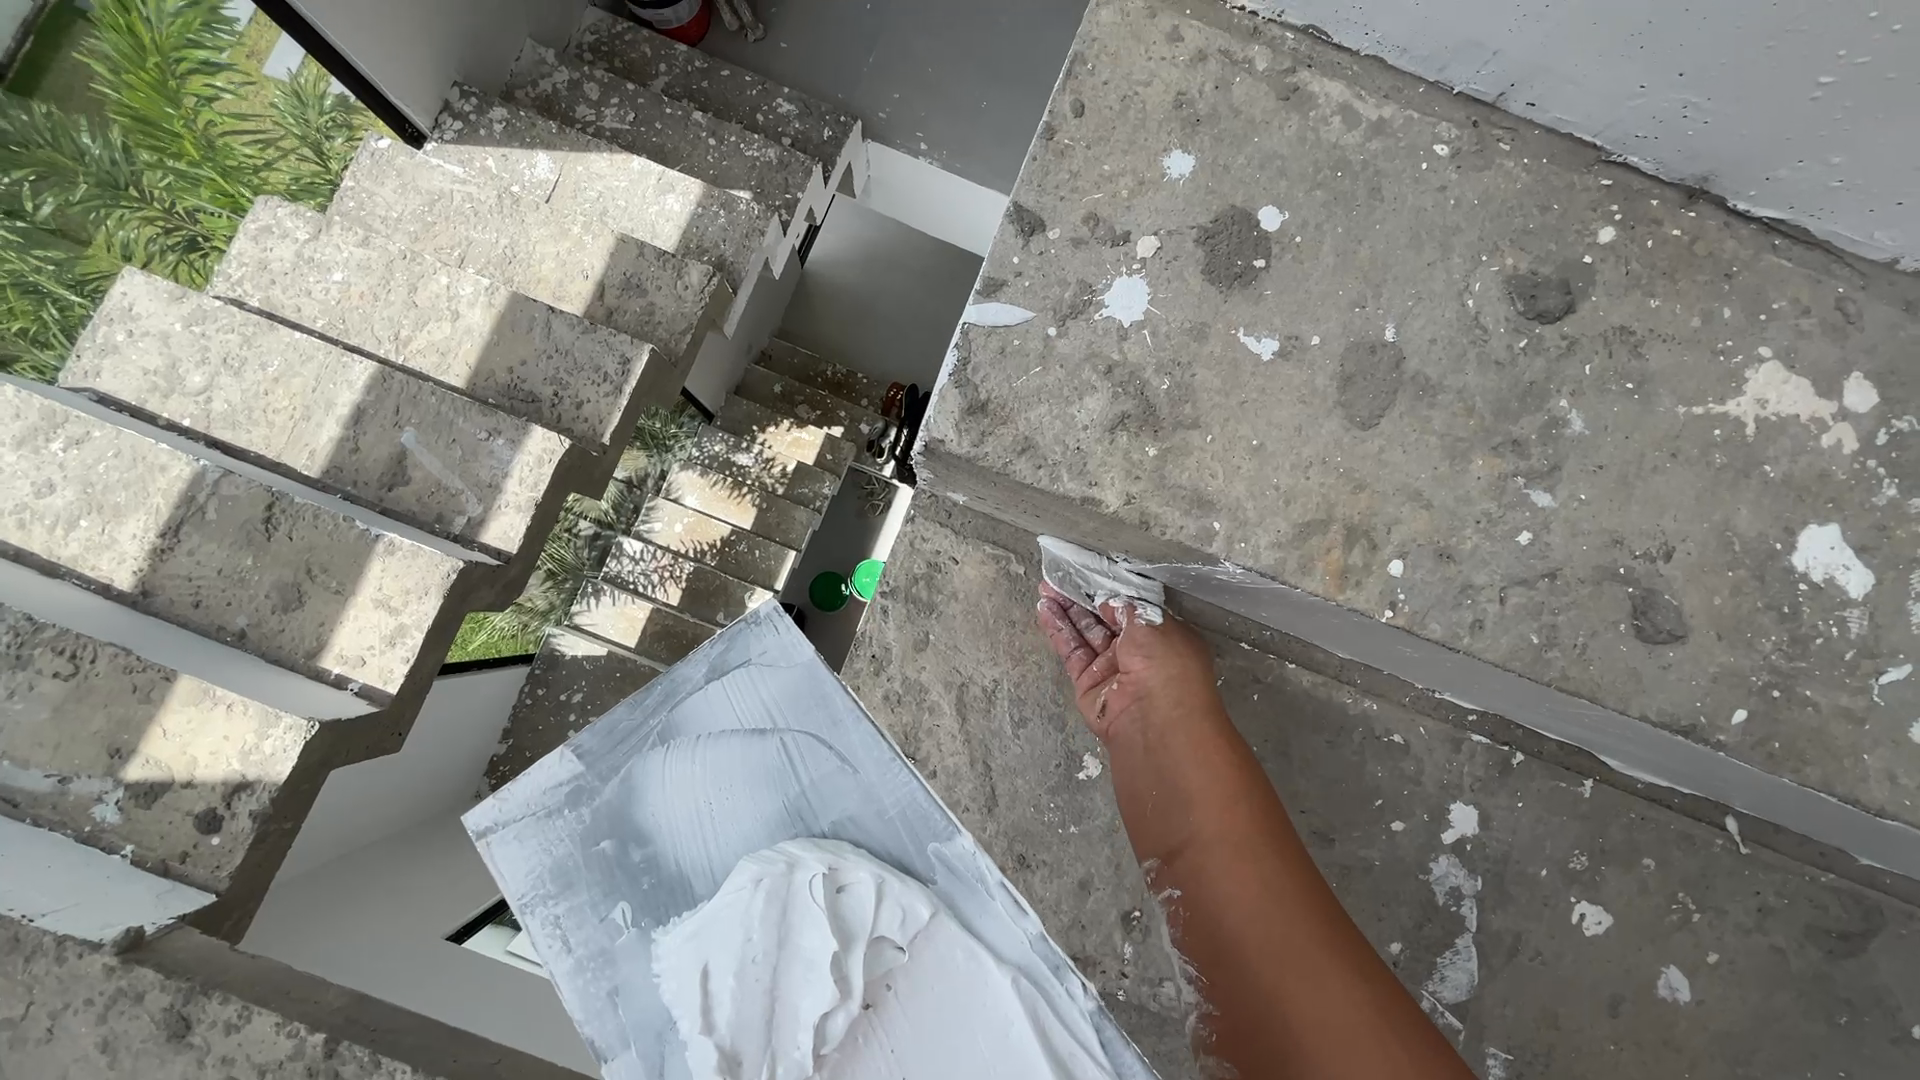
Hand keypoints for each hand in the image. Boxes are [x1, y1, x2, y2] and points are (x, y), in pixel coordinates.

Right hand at [1036, 583, 1217, 742]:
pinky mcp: (1088, 682)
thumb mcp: (1152, 621)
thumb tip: (1108, 599)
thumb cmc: (1166, 664)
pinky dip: (1058, 629)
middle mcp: (1138, 651)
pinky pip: (1071, 650)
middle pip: (1105, 618)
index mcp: (1162, 635)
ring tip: (1046, 586)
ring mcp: (1111, 668)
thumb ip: (1125, 605)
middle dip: (1083, 596)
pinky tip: (1044, 609)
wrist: (1154, 720)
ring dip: (1066, 608)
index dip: (1110, 589)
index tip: (1090, 571)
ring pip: (1085, 632)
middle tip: (1060, 575)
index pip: (1132, 607)